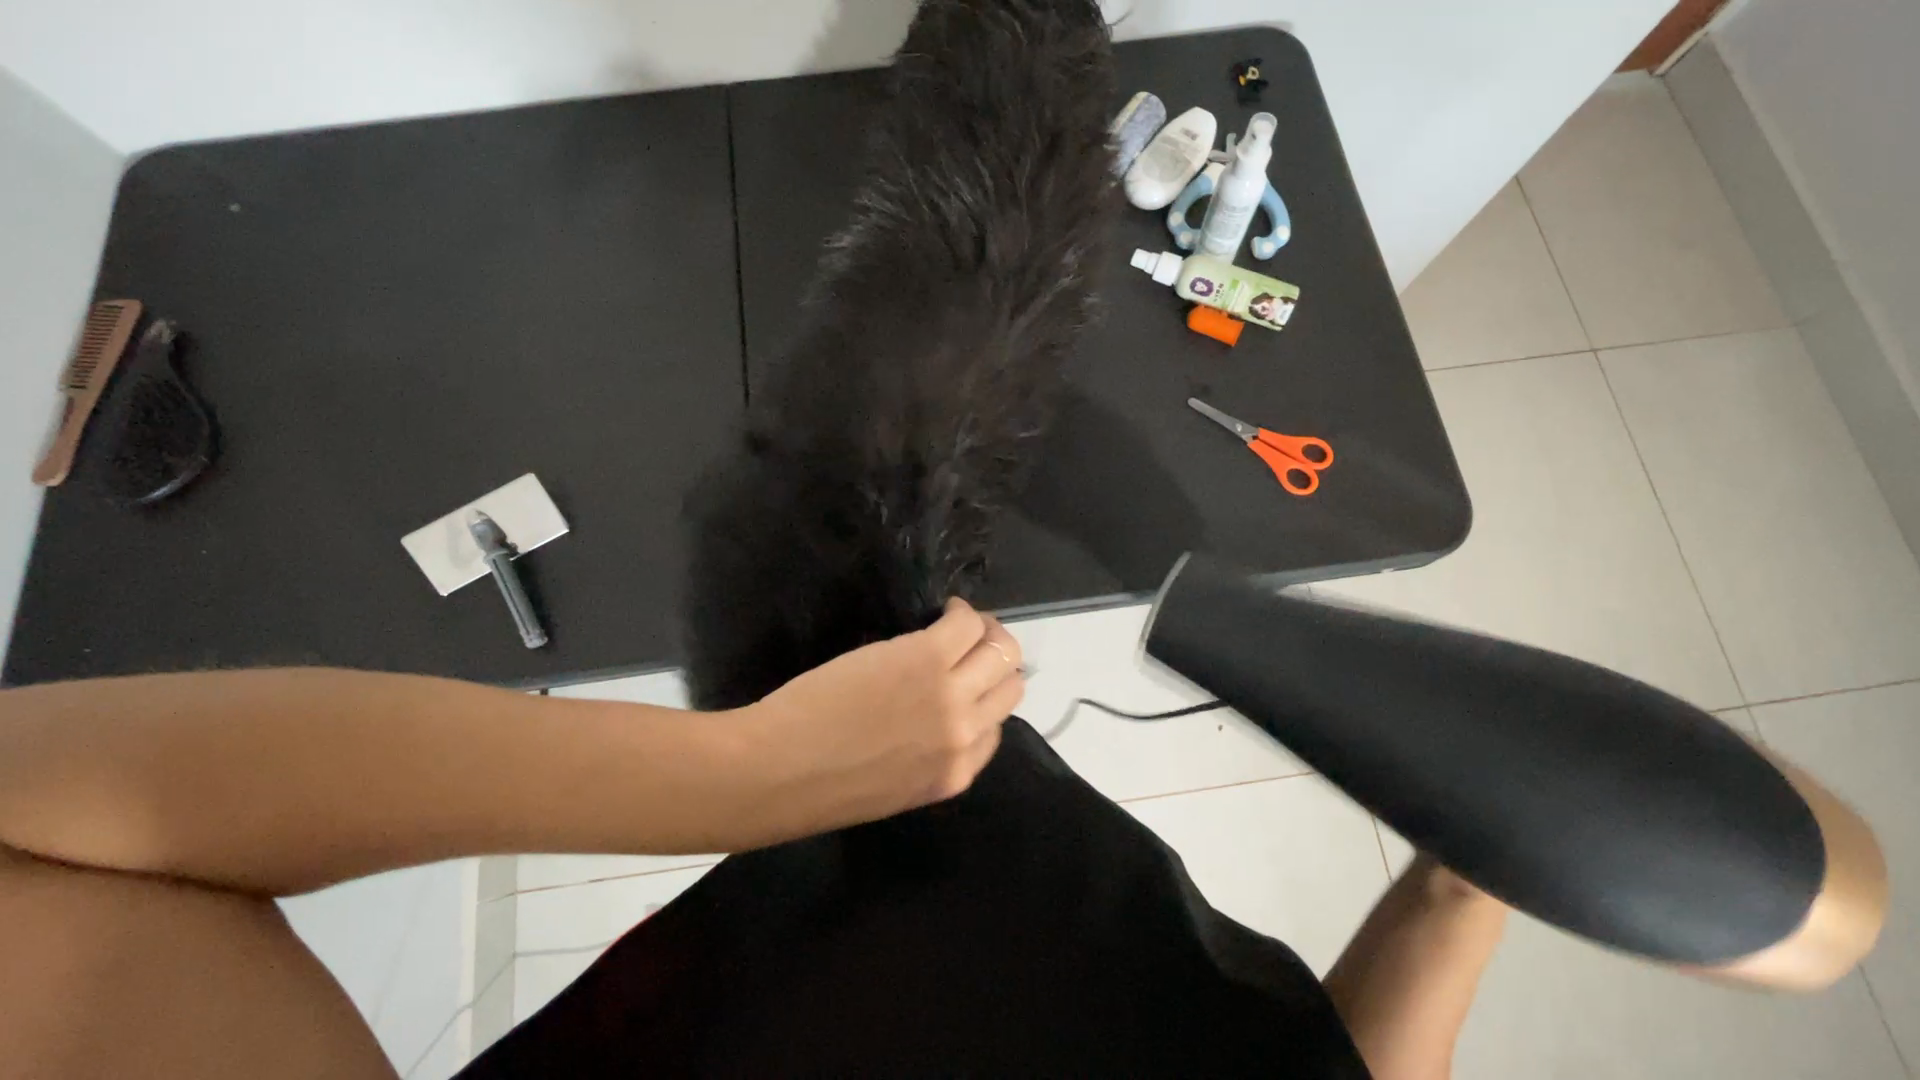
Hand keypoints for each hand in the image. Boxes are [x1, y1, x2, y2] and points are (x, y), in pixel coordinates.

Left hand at [726, 598, 1024, 841]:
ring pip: (1002, 651)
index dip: (982, 701)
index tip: (962, 683)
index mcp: (955, 775)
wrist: (779, 772)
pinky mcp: (926, 657)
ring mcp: (950, 695)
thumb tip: (934, 720)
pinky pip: (965, 624)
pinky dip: (961, 611)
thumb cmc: (819, 785)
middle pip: (1010, 686)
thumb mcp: (894, 787)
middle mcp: (965, 735)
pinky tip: (944, 610)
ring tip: (960, 624)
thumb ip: (928, 759)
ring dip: (987, 633)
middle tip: (971, 646)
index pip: (995, 730)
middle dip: (996, 663)